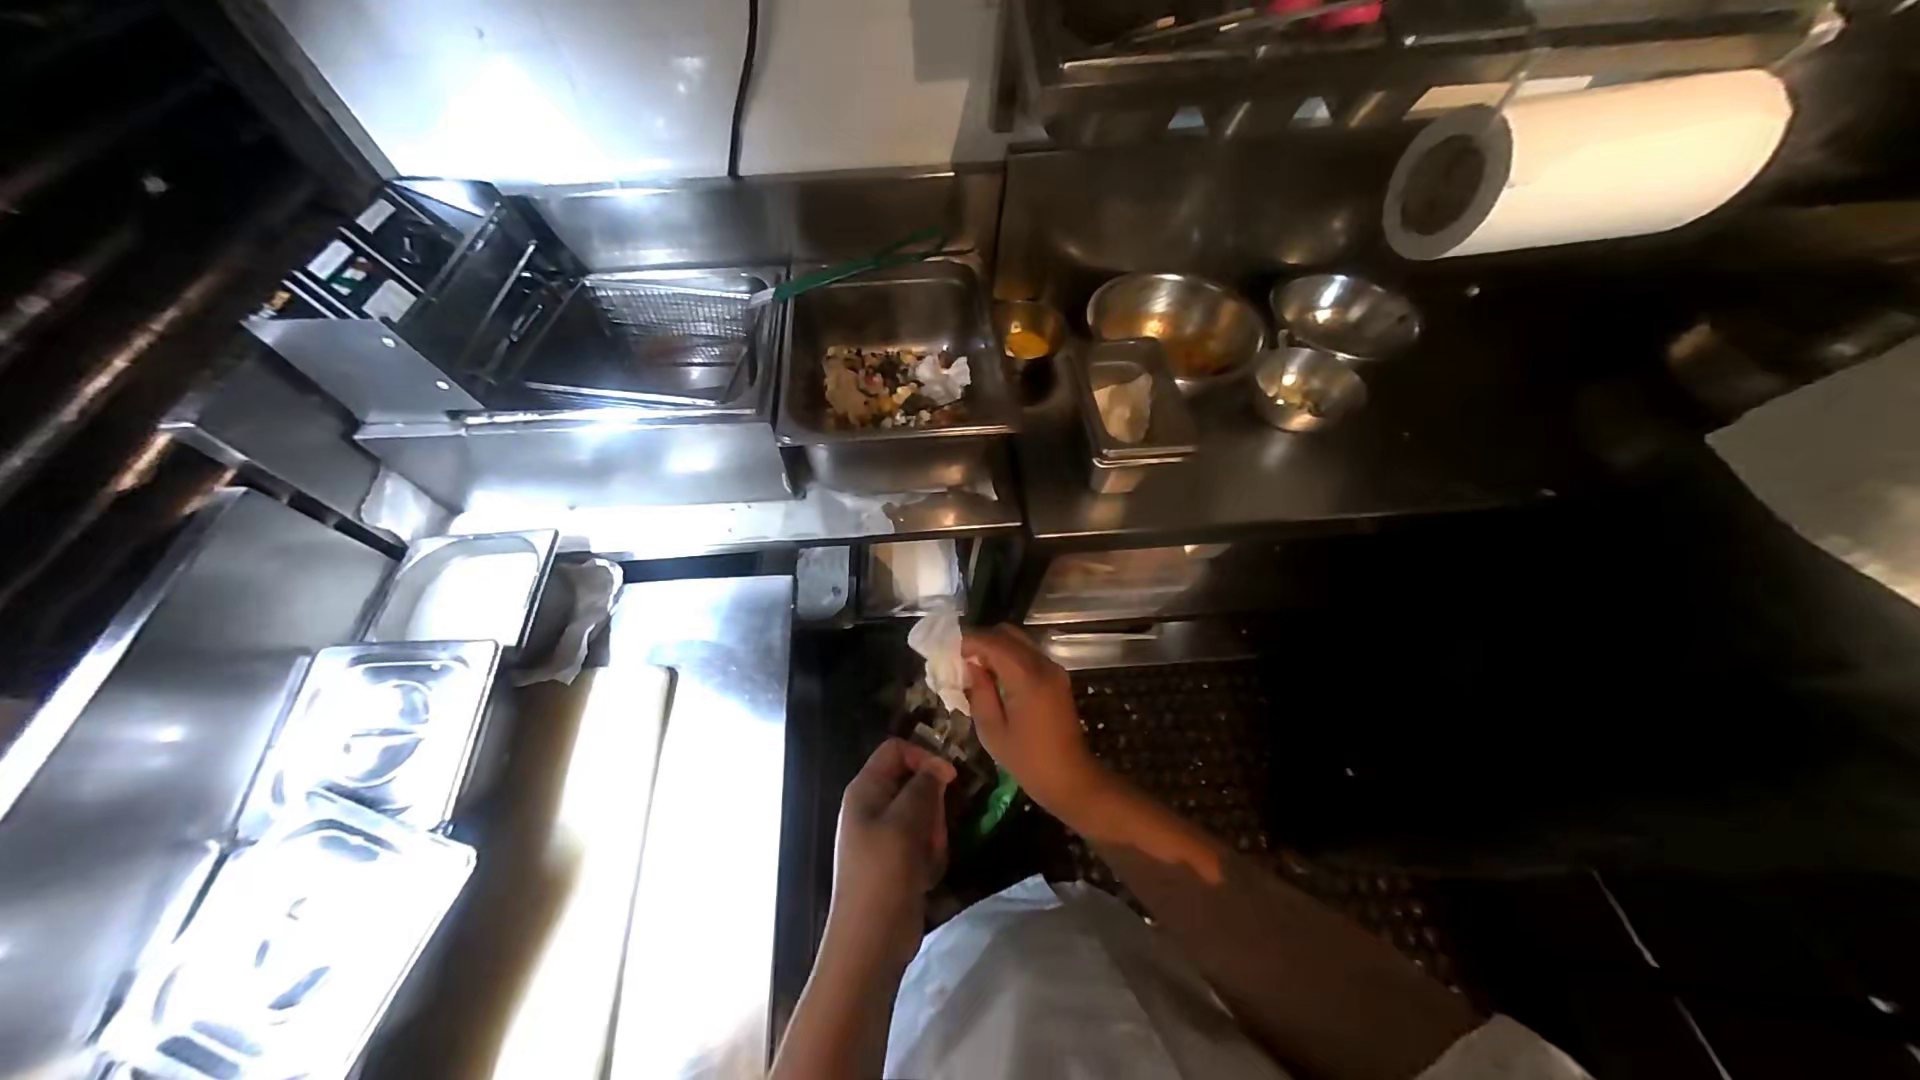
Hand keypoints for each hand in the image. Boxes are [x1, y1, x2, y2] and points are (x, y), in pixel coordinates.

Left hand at [828, 738, 954, 967]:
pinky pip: (925, 842)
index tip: (949, 779)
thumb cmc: (883, 874)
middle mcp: (873, 806)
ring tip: (927, 860)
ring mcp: (886, 835)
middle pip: (916, 783)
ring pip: (926, 814)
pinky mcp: (899, 859)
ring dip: (934, 835)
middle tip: (931, 832)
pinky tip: (925, 877)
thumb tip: (940, 767)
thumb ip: (925, 786)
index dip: (924, 757)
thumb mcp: (906, 821)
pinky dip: (931, 856)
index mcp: (865, 789)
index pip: (897, 750)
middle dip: (932, 807)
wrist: (871, 941)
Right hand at [962, 625, 1110, 822]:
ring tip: (975, 667)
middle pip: (1007, 633)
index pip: (993, 642)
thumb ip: (979, 691)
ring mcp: (1053, 669)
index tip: (949, 651)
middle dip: (981, 640)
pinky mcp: (1056, 677)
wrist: (1069, 776)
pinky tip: (995, 676)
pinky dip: (1009, 655)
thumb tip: (972, 666)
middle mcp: (1043, 664)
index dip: (968, 641)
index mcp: (1027, 677)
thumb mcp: (992, 729)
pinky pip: (1028, 654)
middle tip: (960, 658)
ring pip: (1019, 641)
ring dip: (995, 647)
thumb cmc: (1027, 759)